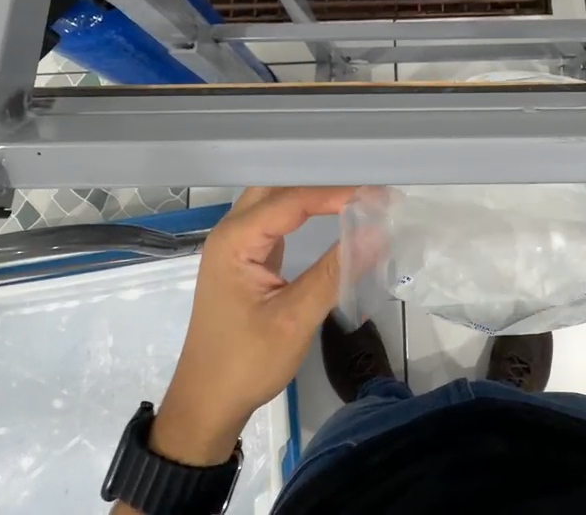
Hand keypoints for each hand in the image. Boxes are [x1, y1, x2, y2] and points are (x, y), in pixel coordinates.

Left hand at [150, 187, 355, 465]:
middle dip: (323, 181)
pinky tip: (331, 212)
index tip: (378, 196)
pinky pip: (276, 219)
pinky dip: (305, 211)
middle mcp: (231, 231)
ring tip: (357, 194)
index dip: (336, 194)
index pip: (292, 200)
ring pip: (277, 199)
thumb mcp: (295, 319)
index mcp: (235, 240)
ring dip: (314, 193)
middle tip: (368, 185)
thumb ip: (335, 272)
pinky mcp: (246, 257)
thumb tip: (378, 233)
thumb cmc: (246, 364)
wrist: (207, 404)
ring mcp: (237, 243)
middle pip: (279, 187)